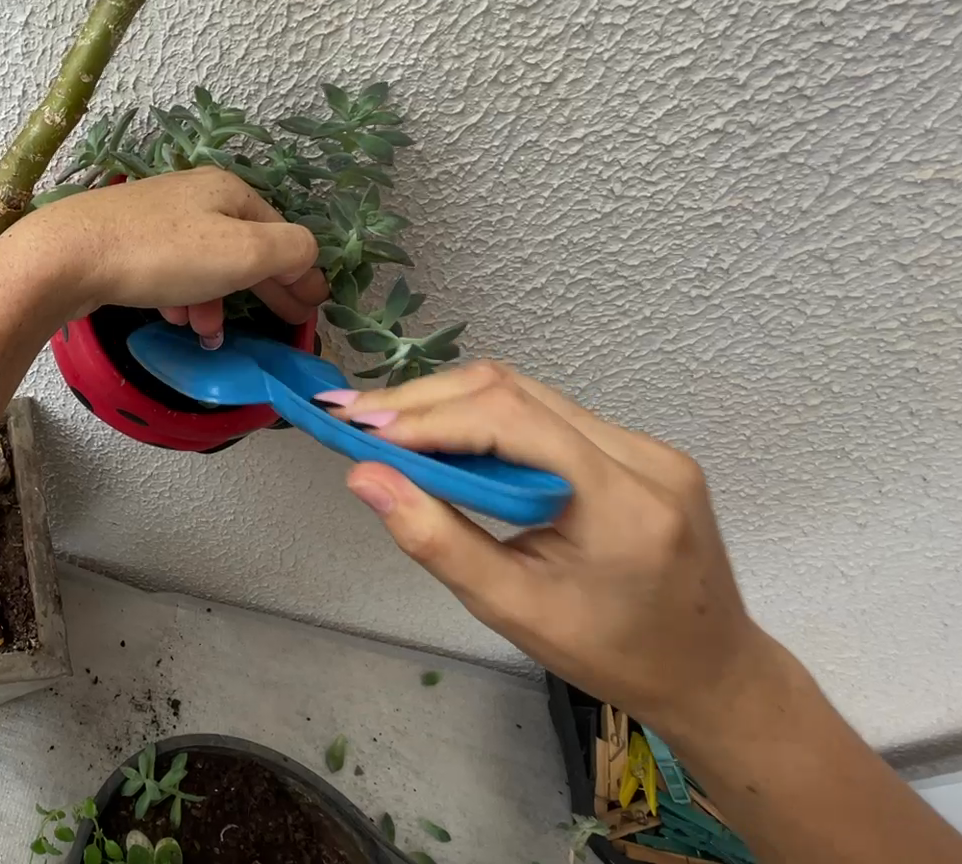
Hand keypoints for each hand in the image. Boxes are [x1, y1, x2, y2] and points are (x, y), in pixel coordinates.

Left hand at [3, 168, 328, 339]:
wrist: (67, 256)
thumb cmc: (161, 255)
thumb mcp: (242, 252)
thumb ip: (290, 251)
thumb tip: (306, 259)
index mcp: (228, 191)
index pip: (280, 234)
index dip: (298, 274)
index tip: (309, 311)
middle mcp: (193, 196)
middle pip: (242, 248)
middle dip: (258, 291)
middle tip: (276, 326)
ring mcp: (154, 216)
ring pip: (202, 264)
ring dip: (212, 301)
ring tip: (204, 332)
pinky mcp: (123, 240)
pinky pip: (168, 271)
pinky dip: (178, 296)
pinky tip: (170, 317)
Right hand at [326, 363, 773, 737]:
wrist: (710, 672)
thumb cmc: (609, 653)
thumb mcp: (510, 608)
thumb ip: (435, 539)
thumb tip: (363, 476)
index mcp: (623, 501)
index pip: (509, 421)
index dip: (426, 418)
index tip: (357, 429)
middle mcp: (640, 455)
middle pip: (509, 390)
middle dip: (420, 400)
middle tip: (351, 418)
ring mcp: (641, 445)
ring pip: (519, 391)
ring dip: (442, 402)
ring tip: (379, 424)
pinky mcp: (630, 448)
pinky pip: (537, 410)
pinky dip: (474, 416)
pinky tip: (436, 438)